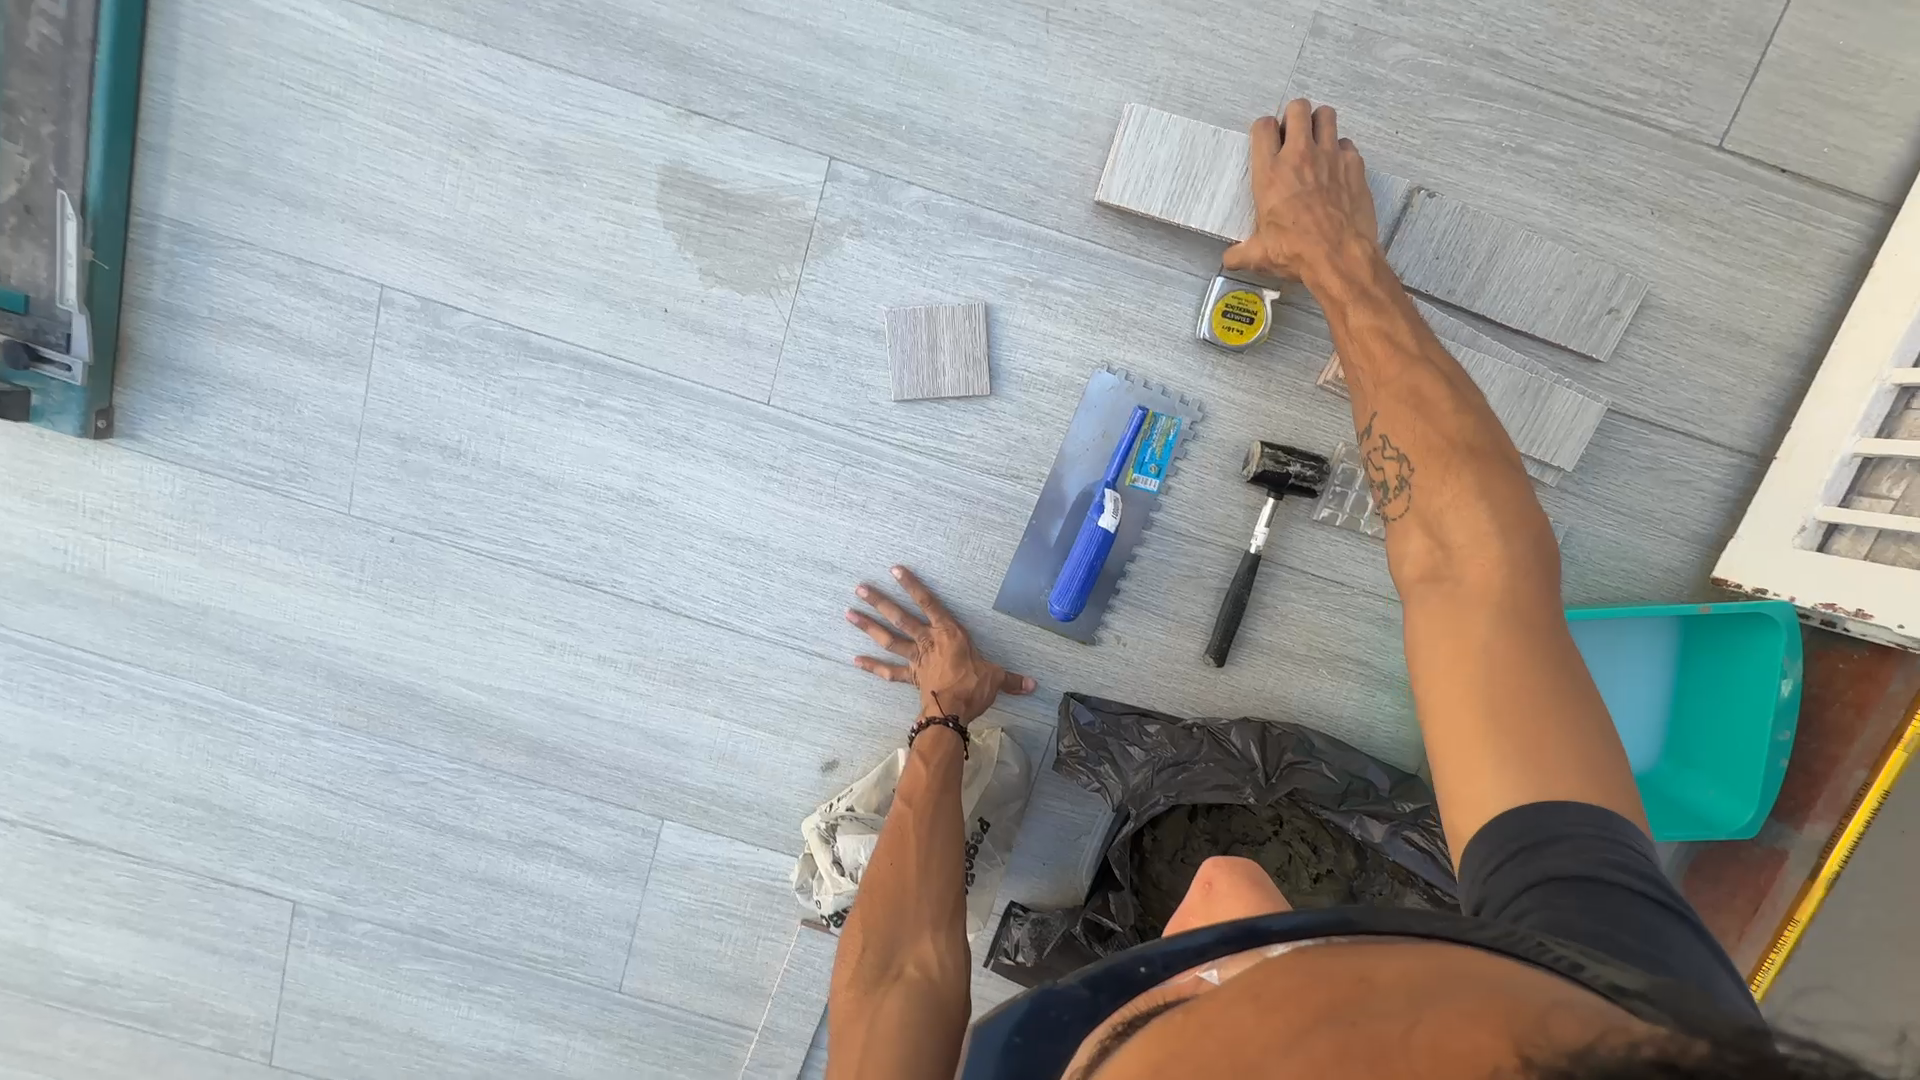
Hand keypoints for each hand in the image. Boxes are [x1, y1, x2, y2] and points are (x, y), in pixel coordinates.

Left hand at [845, 566, 1034, 723]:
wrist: (952, 712)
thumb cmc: (973, 688)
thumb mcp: (995, 678)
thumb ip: (1011, 679)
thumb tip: (1032, 684)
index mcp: (949, 633)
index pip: (929, 603)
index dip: (912, 585)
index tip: (895, 569)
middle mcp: (928, 641)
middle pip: (900, 618)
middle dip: (880, 602)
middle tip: (860, 588)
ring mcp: (915, 659)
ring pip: (888, 639)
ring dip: (868, 626)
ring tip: (849, 613)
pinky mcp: (910, 678)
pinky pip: (888, 671)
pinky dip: (872, 666)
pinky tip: (855, 660)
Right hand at [1222, 99, 1378, 286]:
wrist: (1338, 256)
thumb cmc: (1295, 252)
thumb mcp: (1258, 255)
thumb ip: (1240, 253)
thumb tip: (1229, 259)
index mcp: (1270, 173)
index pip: (1263, 127)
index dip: (1264, 130)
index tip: (1266, 141)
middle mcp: (1300, 156)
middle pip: (1298, 108)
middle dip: (1294, 117)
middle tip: (1292, 135)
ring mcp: (1330, 156)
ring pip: (1326, 115)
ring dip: (1319, 124)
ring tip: (1315, 142)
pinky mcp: (1354, 164)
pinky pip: (1347, 143)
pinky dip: (1340, 150)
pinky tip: (1335, 167)